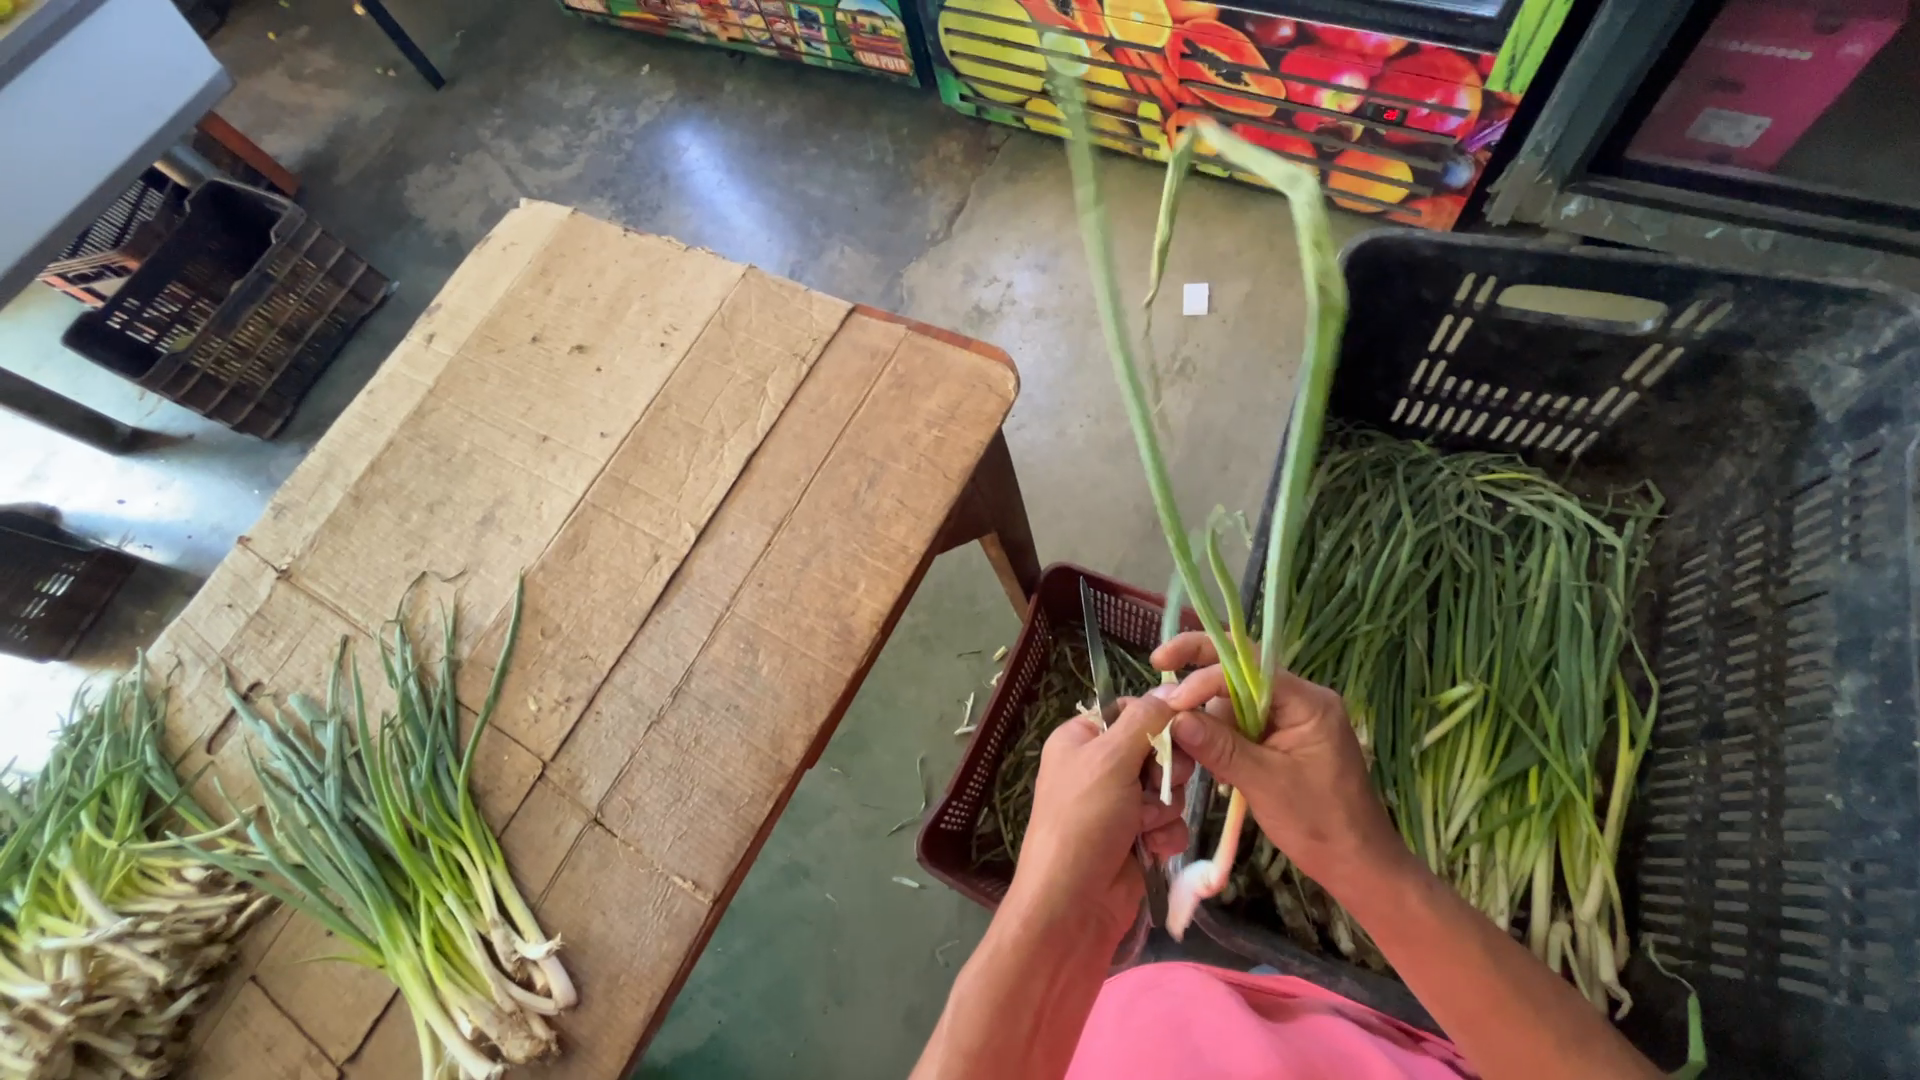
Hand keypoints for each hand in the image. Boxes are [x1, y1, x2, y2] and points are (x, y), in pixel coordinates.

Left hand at [1003, 691, 1191, 948]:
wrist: (1073, 904)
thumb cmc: (1084, 820)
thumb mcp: (1110, 759)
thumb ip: (1145, 721)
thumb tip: (1172, 688)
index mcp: (1081, 738)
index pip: (1130, 712)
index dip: (1155, 724)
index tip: (1172, 734)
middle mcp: (1098, 767)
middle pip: (1157, 749)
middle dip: (1164, 772)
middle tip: (1152, 786)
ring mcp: (1118, 804)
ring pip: (1169, 788)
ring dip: (1164, 808)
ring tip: (1142, 825)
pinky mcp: (1137, 838)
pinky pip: (1170, 822)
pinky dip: (1165, 835)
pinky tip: (1151, 848)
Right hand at [1151, 631, 1408, 894]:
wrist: (1358, 866)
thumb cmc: (1320, 824)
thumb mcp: (1265, 783)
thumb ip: (1219, 747)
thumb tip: (1174, 718)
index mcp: (1307, 702)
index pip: (1248, 668)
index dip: (1204, 678)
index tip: (1172, 703)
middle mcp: (1300, 700)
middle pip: (1241, 671)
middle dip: (1200, 670)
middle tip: (1159, 662)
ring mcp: (1291, 719)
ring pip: (1235, 699)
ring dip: (1207, 714)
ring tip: (1183, 740)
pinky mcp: (1282, 739)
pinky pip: (1242, 723)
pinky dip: (1219, 734)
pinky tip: (1206, 756)